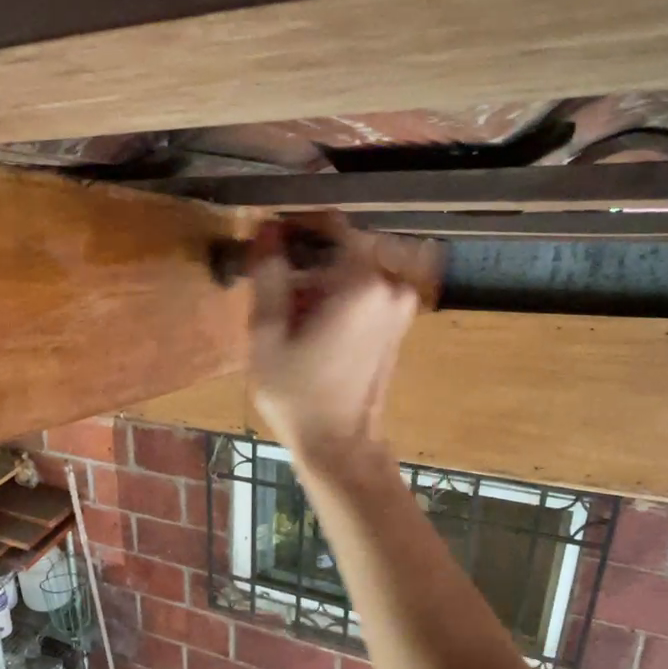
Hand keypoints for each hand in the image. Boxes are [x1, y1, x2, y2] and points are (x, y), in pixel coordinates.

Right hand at [247, 223, 424, 455]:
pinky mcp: (399, 320)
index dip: (297, 226)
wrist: (339, 444)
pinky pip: (365, 288)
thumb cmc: (295, 394)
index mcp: (361, 283)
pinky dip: (337, 293)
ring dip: (321, 276)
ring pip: (355, 267)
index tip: (268, 237)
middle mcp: (391, 284)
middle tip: (272, 280)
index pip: (331, 225)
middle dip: (307, 255)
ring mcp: (401, 303)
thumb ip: (268, 275)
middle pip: (345, 245)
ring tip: (288, 307)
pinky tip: (310, 322)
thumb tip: (266, 229)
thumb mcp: (267, 335)